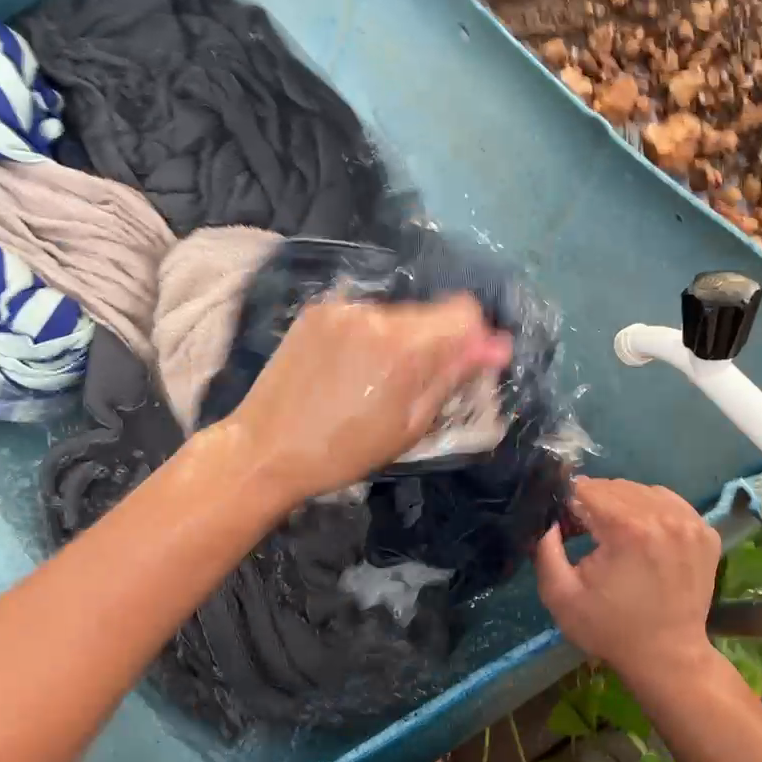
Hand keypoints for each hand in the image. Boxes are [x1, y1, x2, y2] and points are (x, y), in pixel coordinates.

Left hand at [217, 294, 512, 504]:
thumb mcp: (409, 427)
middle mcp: (374, 314)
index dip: (471, 338)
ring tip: (367, 382)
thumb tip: (496, 346)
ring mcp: (340, 309)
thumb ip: (453, 378)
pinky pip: (360, 316)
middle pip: (427, 314)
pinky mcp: (315, 311)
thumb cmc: (342, 452)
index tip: (461, 365)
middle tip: (406, 386)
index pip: (464, 312)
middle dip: (430, 343)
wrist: (265, 448)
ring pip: (393, 315)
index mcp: (404, 346)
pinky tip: (343, 370)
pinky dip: (364, 337)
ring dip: (395, 340)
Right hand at [532, 477, 720, 679]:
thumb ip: (544, 548)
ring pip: (642, 490)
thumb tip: (545, 517)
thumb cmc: (608, 628)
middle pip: (615, 487)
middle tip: (585, 531)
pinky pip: (669, 502)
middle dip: (594, 502)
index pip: (588, 488)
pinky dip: (650, 510)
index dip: (569, 503)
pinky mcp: (705, 533)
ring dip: (622, 504)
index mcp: (628, 528)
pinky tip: (641, 533)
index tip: (564, 525)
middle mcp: (664, 517)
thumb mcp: (559, 593)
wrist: (667, 656)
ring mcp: (690, 523)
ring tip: (614, 533)